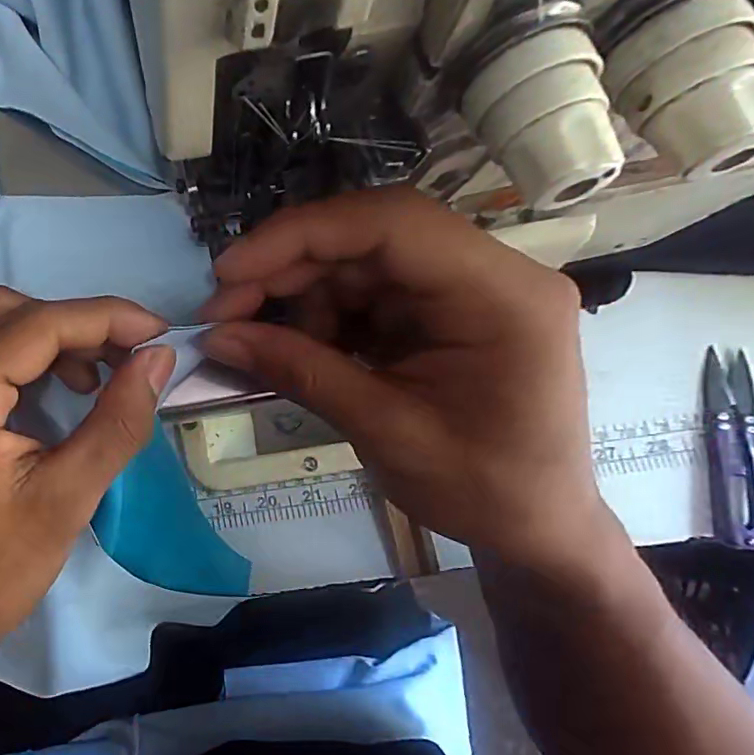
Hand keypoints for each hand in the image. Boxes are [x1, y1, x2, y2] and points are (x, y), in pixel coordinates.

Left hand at [0, 287, 175, 684]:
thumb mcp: (70, 496)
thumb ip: (118, 419)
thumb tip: (159, 357)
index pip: (35, 327)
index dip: (104, 319)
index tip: (160, 333)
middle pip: (12, 314)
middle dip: (82, 326)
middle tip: (135, 356)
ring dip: (57, 337)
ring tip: (103, 375)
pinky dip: (33, 358)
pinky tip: (67, 388)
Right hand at [199, 186, 618, 575]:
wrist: (535, 530)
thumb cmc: (482, 492)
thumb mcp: (387, 433)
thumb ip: (303, 374)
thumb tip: (218, 338)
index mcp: (500, 295)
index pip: (393, 224)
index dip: (301, 235)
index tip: (231, 271)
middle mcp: (488, 275)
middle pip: (370, 240)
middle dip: (288, 271)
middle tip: (222, 313)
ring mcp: (465, 293)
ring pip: (362, 267)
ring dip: (300, 299)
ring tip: (253, 342)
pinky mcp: (443, 316)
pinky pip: (371, 298)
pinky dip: (323, 321)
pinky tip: (291, 349)